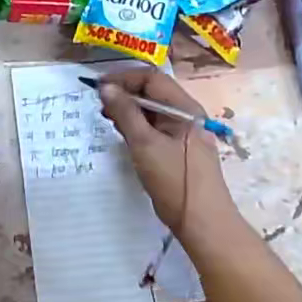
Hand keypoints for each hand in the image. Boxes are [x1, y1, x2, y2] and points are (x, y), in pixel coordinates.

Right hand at [96, 69, 239, 243]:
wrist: (203, 222)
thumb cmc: (174, 180)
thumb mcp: (144, 143)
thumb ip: (125, 112)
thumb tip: (106, 87)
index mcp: (185, 107)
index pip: (151, 78)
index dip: (123, 78)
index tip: (99, 87)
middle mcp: (186, 114)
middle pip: (152, 91)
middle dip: (125, 93)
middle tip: (101, 105)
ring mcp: (183, 132)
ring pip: (152, 109)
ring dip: (129, 109)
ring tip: (108, 118)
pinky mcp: (178, 148)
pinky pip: (154, 126)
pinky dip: (137, 125)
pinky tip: (123, 133)